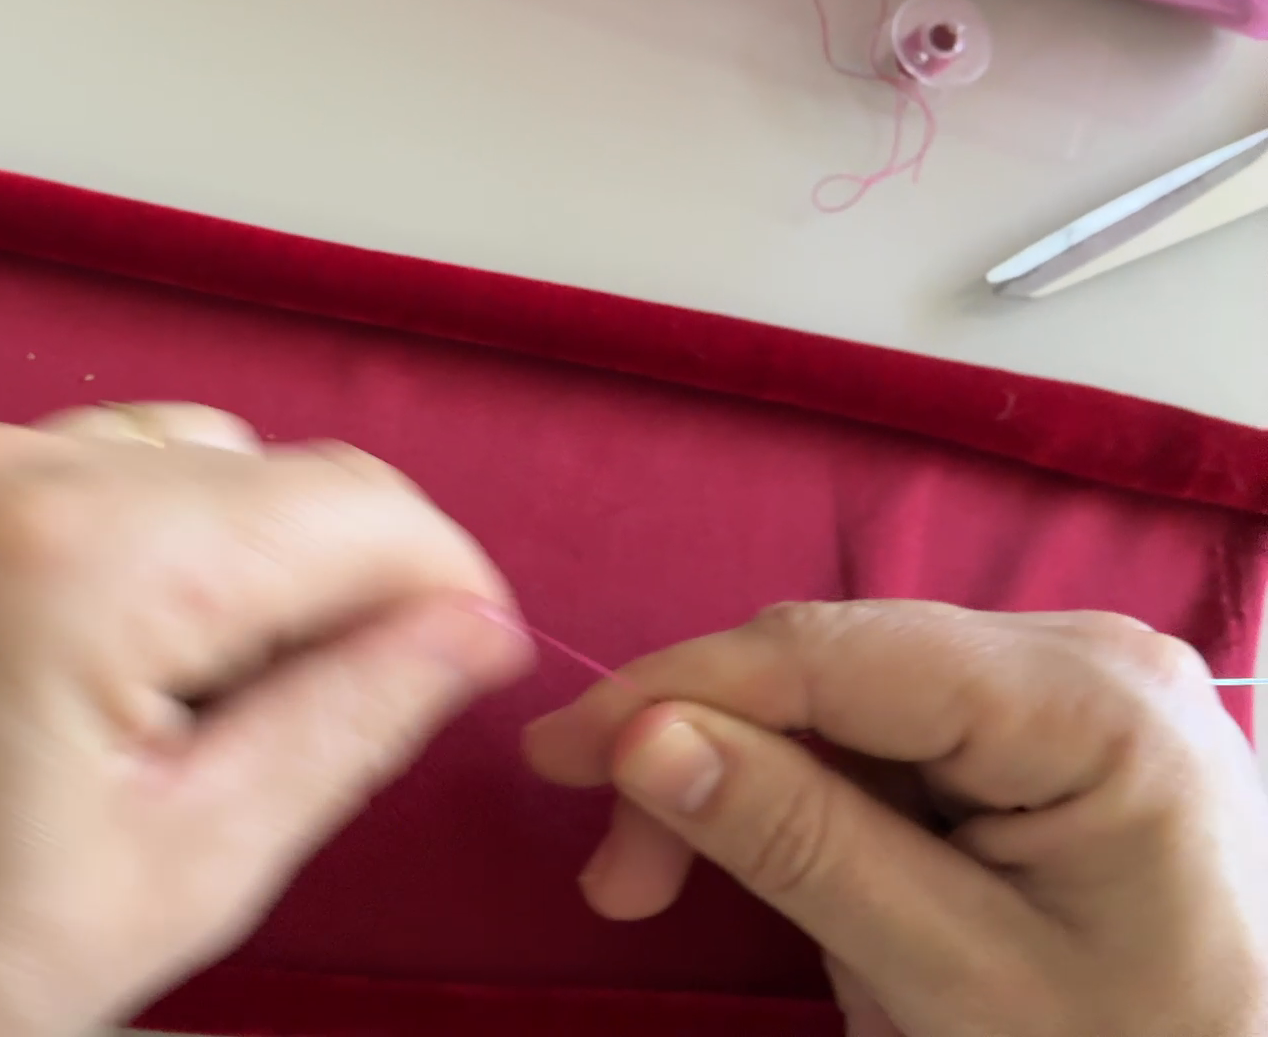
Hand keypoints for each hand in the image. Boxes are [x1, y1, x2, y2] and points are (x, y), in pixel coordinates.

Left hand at [0, 403, 531, 1036]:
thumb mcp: (195, 860)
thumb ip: (355, 716)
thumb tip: (475, 630)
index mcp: (87, 567)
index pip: (348, 509)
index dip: (440, 571)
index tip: (473, 642)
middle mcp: (23, 467)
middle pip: (289, 474)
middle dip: (358, 571)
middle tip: (346, 685)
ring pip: (222, 455)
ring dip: (269, 548)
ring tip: (222, 669)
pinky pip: (132, 456)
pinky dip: (184, 525)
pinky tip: (146, 620)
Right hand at [526, 601, 1267, 1036]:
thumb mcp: (959, 985)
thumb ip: (792, 842)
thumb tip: (635, 739)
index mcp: (1084, 698)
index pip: (814, 654)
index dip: (663, 692)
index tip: (553, 754)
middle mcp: (1049, 652)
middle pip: (796, 677)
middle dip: (684, 763)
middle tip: (615, 873)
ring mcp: (1016, 682)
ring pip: (794, 705)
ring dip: (709, 788)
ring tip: (648, 882)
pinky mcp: (981, 722)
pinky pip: (827, 735)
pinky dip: (758, 795)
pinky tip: (734, 852)